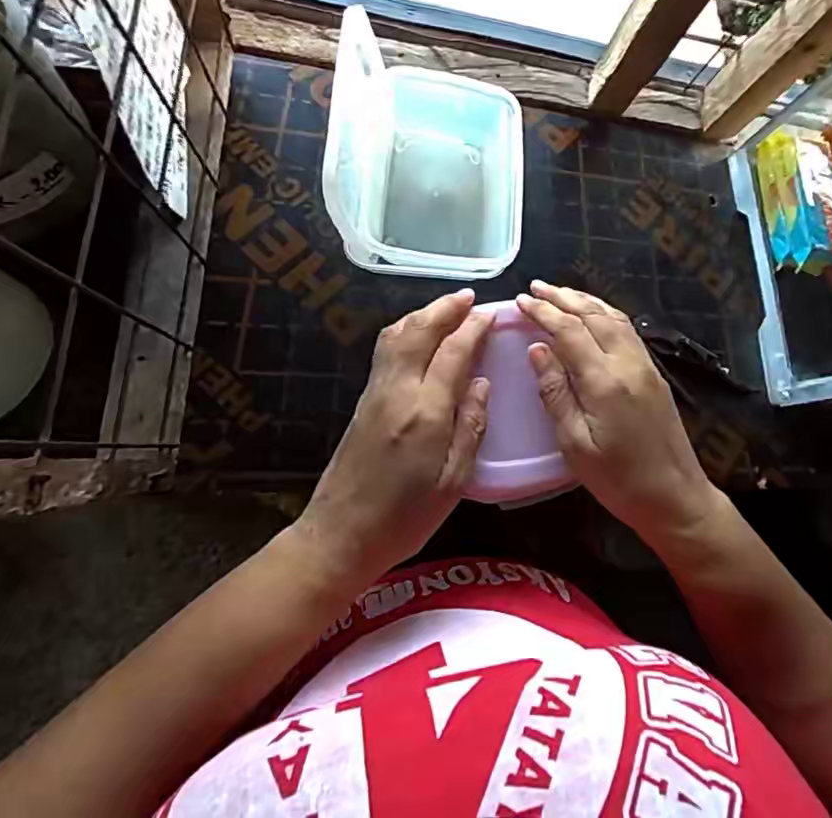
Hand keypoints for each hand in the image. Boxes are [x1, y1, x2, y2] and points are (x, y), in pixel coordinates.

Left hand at [296, 289, 492, 579]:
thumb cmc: (405, 518)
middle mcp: (398, 391)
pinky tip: (416, 336)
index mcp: (426, 412)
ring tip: (446, 309)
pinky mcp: (363, 400)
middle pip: (419, 331)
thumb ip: (470, 427)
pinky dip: (405, 331)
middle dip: (445, 308)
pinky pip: (386, 351)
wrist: (340, 533)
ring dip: (422, 315)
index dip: (473, 328)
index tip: (490, 313)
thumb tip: (481, 383)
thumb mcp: (453, 482)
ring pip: (397, 335)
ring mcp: (376, 392)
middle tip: (469, 297)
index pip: (453, 352)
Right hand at [516, 280, 720, 542]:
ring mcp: (645, 366)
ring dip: (585, 301)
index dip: (543, 312)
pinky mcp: (654, 374)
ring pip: (614, 318)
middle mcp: (628, 364)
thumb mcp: (575, 444)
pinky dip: (605, 313)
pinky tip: (594, 315)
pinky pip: (627, 330)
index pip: (569, 331)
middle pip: (593, 315)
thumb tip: (537, 350)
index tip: (520, 301)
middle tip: (535, 287)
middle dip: (563, 297)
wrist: (676, 498)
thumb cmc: (618, 480)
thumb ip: (555, 392)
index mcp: (605, 381)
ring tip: (560, 293)